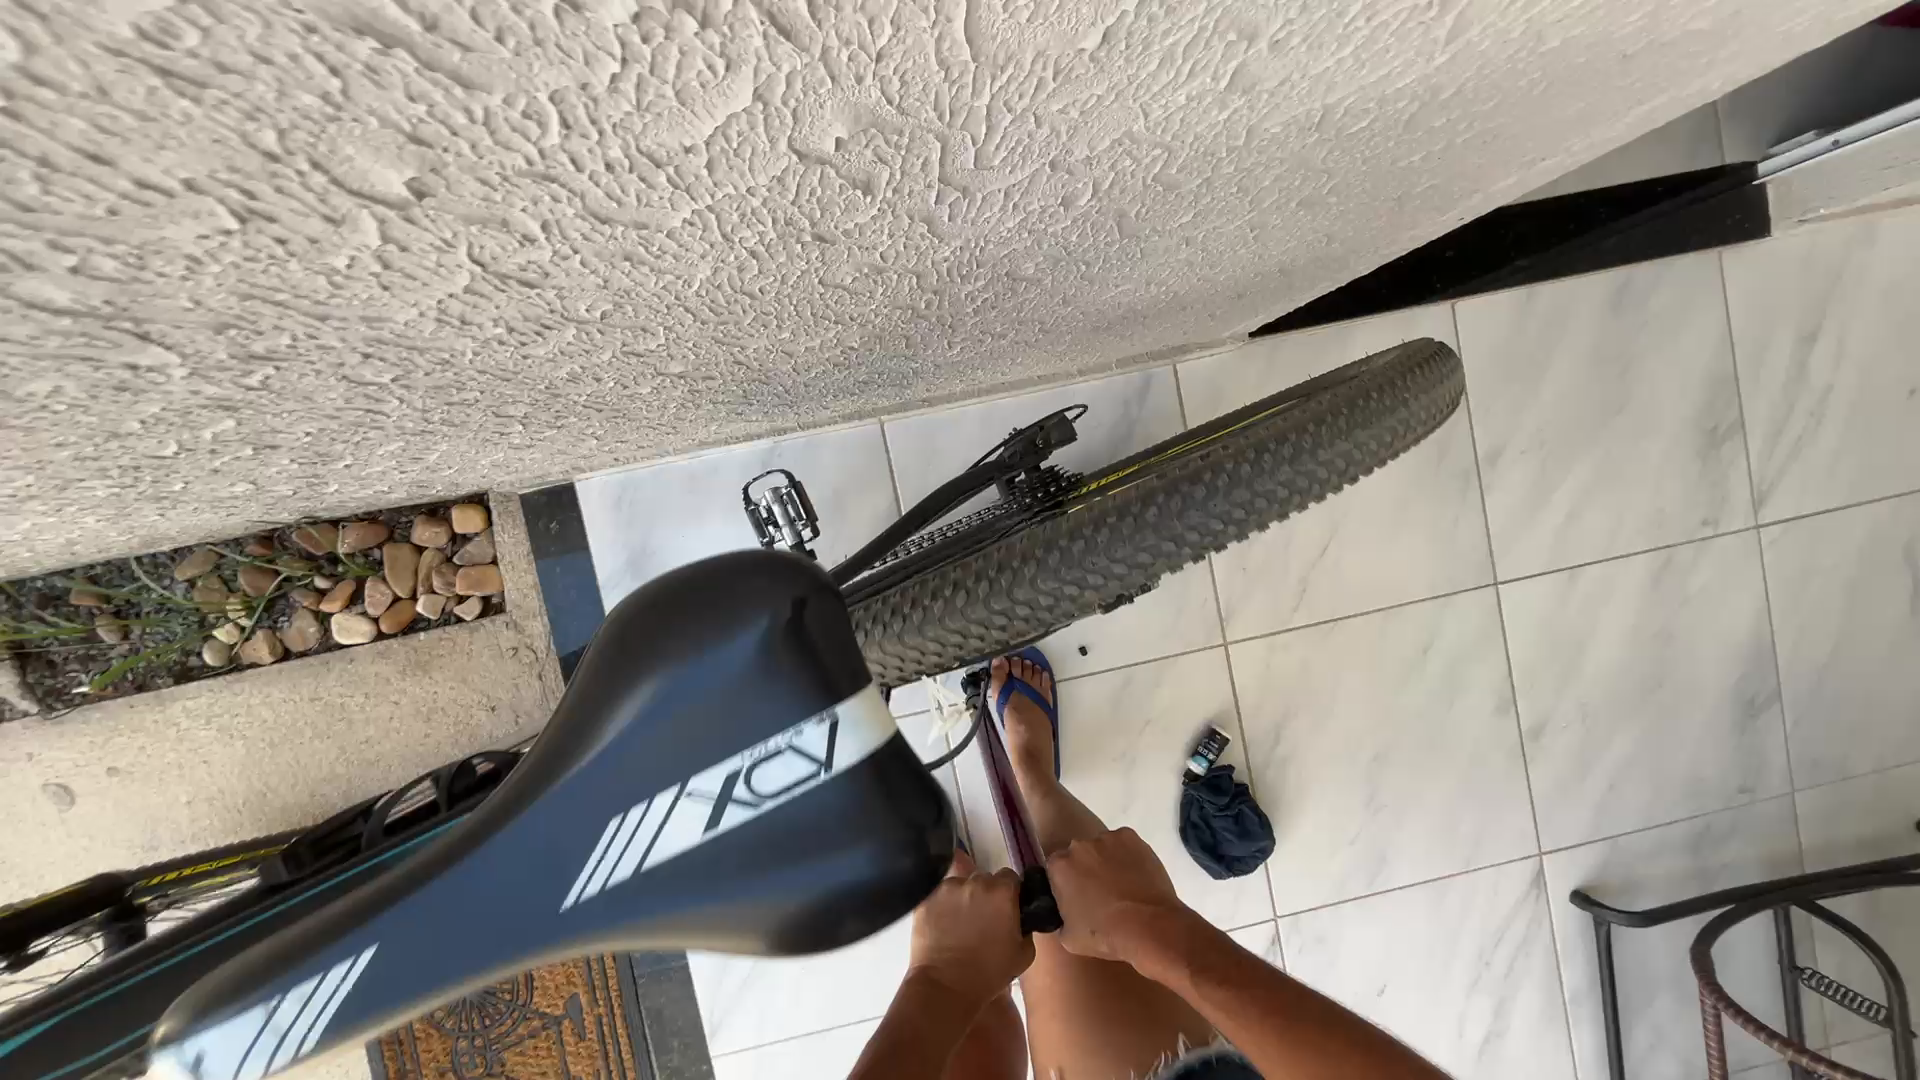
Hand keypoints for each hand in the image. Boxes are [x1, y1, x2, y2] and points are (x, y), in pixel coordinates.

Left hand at [908, 850, 1033, 1006]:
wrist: (946, 987)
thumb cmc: (988, 973)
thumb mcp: (1023, 954)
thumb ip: (1025, 926)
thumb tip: (1018, 916)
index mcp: (1002, 892)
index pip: (1009, 877)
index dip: (1009, 892)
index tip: (1006, 907)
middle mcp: (975, 882)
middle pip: (984, 879)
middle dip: (986, 894)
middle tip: (984, 918)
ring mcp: (948, 887)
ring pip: (961, 884)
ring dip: (964, 897)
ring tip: (960, 922)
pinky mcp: (927, 897)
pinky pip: (940, 894)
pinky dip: (943, 905)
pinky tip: (943, 925)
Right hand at [1045, 827, 1195, 963]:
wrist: (1149, 927)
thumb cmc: (1105, 935)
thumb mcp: (1068, 938)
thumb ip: (1060, 917)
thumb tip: (1065, 911)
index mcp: (1059, 866)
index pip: (1056, 869)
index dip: (1066, 883)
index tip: (1076, 897)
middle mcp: (1078, 845)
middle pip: (1078, 855)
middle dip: (1086, 870)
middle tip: (1100, 893)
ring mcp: (1106, 838)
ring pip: (1102, 848)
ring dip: (1107, 862)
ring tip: (1123, 887)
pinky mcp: (1131, 837)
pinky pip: (1124, 844)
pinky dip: (1128, 857)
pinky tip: (1136, 877)